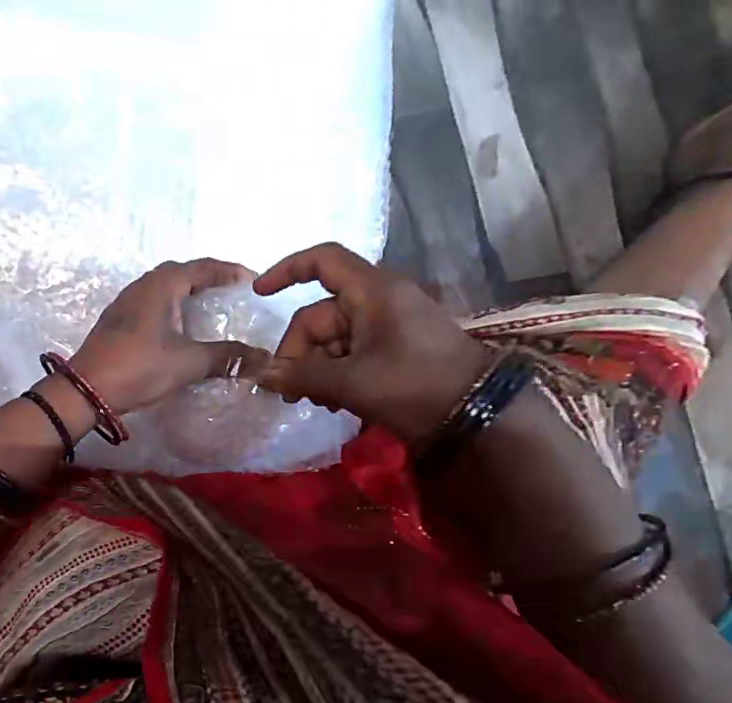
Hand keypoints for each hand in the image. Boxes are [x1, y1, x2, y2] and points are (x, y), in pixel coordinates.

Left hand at [70, 258, 260, 413]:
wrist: (86, 391)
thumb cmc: (139, 368)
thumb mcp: (189, 362)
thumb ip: (227, 357)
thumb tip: (263, 359)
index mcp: (162, 284)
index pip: (204, 267)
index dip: (229, 272)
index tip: (251, 280)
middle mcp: (142, 285)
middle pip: (181, 274)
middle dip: (207, 280)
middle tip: (230, 293)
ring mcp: (125, 303)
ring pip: (162, 290)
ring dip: (186, 295)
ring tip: (207, 310)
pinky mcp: (116, 323)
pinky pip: (150, 306)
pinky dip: (169, 311)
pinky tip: (177, 330)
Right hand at [252, 242, 493, 441]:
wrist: (472, 412)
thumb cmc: (413, 385)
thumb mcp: (351, 382)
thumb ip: (302, 376)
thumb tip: (262, 376)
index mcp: (372, 292)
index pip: (323, 261)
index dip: (287, 271)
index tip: (259, 295)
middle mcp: (376, 302)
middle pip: (318, 316)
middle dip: (299, 353)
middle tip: (291, 393)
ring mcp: (384, 328)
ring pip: (330, 342)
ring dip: (315, 371)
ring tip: (317, 402)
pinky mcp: (389, 352)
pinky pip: (347, 356)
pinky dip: (333, 376)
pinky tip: (333, 403)